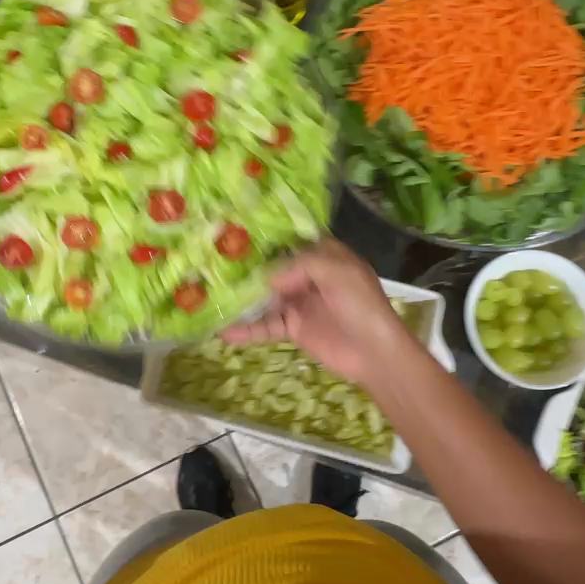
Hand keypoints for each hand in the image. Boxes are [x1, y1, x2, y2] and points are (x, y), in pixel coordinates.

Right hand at [222, 238, 419, 385]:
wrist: (375, 352)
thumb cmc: (361, 305)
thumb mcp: (337, 272)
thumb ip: (301, 264)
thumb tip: (267, 276)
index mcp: (324, 255)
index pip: (292, 240)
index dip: (269, 236)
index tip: (236, 231)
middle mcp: (309, 275)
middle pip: (273, 267)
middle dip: (246, 267)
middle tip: (213, 263)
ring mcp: (299, 302)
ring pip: (264, 297)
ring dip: (241, 299)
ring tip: (209, 297)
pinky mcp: (293, 328)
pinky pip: (265, 326)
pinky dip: (245, 330)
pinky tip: (223, 332)